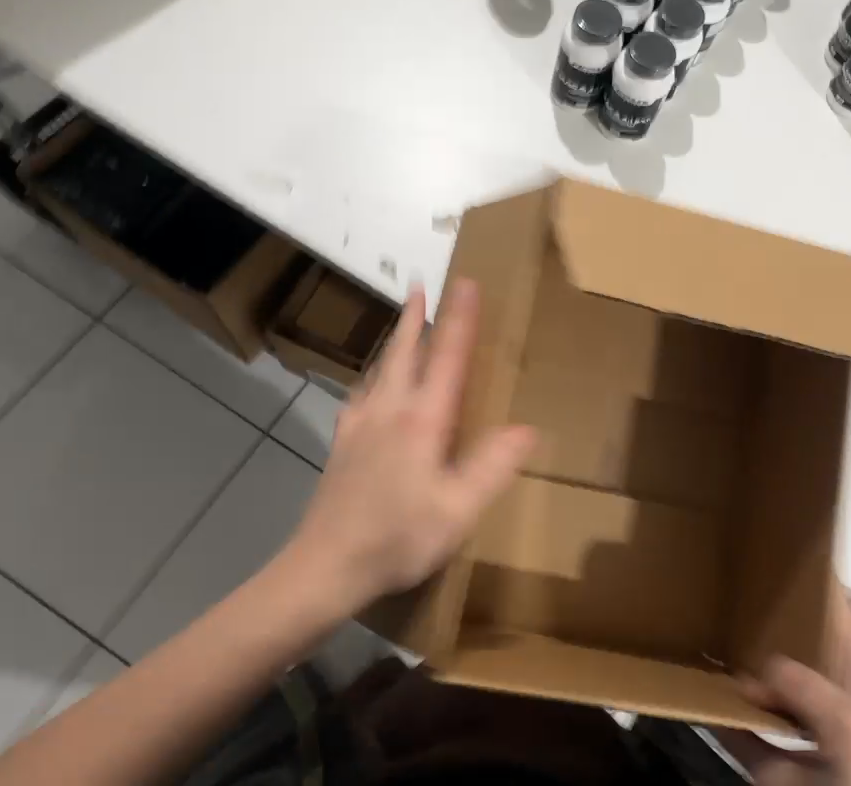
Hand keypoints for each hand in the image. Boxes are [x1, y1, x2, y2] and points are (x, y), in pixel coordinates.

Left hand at [286, 281, 533, 608]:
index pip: (447, 358)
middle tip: (422, 285)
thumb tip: (527, 428)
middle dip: (417, 317)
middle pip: (405, 352)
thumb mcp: (457, 512)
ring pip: (381, 369)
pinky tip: (370, 386)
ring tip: (404, 321)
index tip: (466, 283)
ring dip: (396, 340)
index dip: (459, 319)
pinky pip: (362, 395)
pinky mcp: (342, 444)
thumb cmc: (397, 539)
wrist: (324, 566)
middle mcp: (390, 411)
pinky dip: (373, 377)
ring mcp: (360, 426)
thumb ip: (491, 467)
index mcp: (422, 421)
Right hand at [718, 592, 850, 785]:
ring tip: (718, 638)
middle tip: (744, 597)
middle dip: (779, 637)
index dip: (826, 601)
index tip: (792, 564)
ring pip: (779, 706)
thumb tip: (758, 673)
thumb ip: (808, 691)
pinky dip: (728, 723)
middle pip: (812, 669)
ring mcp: (816, 759)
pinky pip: (751, 746)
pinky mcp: (782, 783)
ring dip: (749, 680)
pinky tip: (704, 698)